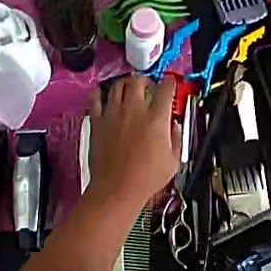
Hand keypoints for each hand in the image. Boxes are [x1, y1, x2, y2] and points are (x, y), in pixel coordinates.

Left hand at [86, 76, 178, 209]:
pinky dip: (99, 94)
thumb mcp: (173, 162)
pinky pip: (95, 99)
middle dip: (145, 80)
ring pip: (118, 86)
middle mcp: (135, 111)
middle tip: (147, 85)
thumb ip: (175, 139)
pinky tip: (102, 95)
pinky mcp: (98, 122)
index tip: (170, 84)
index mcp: (156, 119)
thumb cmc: (145, 179)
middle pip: (139, 81)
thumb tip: (175, 128)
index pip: (166, 89)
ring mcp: (114, 115)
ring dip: (125, 84)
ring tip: (128, 88)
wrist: (117, 189)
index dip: (170, 83)